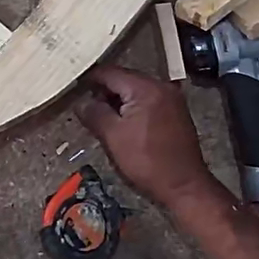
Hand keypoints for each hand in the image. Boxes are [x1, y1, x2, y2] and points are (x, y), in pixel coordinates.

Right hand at [76, 66, 230, 215]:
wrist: (184, 185)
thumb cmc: (146, 161)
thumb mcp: (113, 137)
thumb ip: (95, 114)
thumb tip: (81, 103)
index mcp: (146, 88)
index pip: (111, 73)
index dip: (91, 79)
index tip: (75, 87)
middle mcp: (162, 86)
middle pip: (126, 79)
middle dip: (105, 91)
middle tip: (87, 106)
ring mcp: (172, 98)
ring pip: (137, 90)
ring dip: (119, 100)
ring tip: (103, 117)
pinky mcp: (177, 111)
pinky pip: (149, 100)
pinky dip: (135, 106)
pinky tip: (124, 122)